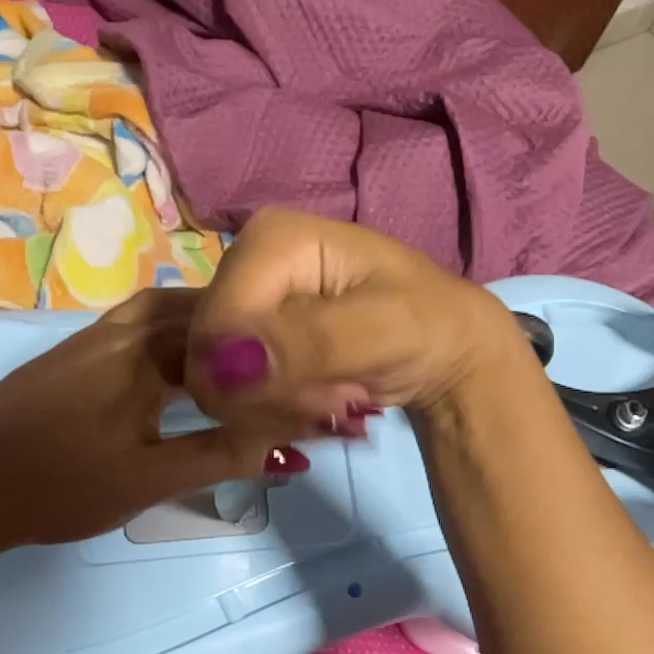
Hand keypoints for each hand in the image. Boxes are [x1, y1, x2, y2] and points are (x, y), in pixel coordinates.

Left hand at [0, 289, 299, 571]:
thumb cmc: (57, 485)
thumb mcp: (149, 479)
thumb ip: (221, 456)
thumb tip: (290, 447)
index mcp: (146, 354)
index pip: (229, 337)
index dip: (274, 354)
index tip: (311, 370)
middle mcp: (121, 330)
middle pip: (197, 310)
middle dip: (245, 326)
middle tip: (283, 352)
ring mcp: (91, 339)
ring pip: (165, 316)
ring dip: (207, 327)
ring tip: (241, 355)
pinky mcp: (71, 356)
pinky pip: (140, 329)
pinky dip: (175, 337)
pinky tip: (181, 367)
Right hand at [185, 208, 521, 438]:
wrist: (443, 347)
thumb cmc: (425, 326)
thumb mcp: (383, 330)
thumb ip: (310, 343)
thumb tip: (231, 364)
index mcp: (268, 239)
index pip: (216, 329)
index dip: (257, 380)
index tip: (328, 396)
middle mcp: (240, 265)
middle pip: (210, 361)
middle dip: (272, 398)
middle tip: (336, 401)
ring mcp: (240, 306)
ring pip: (218, 387)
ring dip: (278, 411)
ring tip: (334, 400)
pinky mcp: (245, 340)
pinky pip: (232, 396)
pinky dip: (275, 413)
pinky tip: (317, 403)